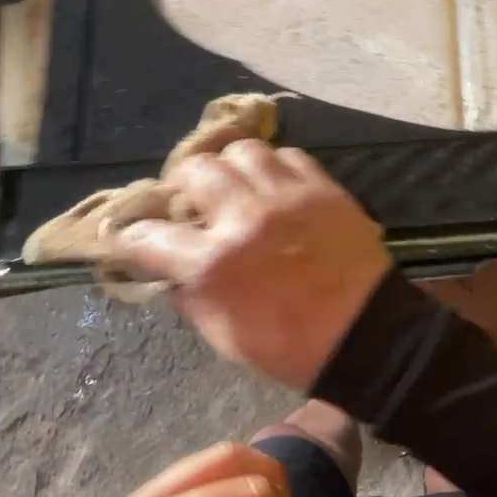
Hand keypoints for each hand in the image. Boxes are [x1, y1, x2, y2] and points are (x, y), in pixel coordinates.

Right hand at [117, 140, 392, 389]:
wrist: (364, 332)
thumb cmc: (289, 346)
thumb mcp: (223, 335)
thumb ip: (191, 294)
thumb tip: (171, 269)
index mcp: (214, 263)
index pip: (149, 235)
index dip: (132, 237)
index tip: (133, 236)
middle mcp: (246, 217)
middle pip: (196, 169)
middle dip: (181, 185)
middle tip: (189, 201)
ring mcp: (288, 196)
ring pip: (243, 150)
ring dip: (229, 167)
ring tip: (233, 186)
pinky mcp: (323, 187)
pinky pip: (289, 155)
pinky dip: (273, 166)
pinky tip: (273, 186)